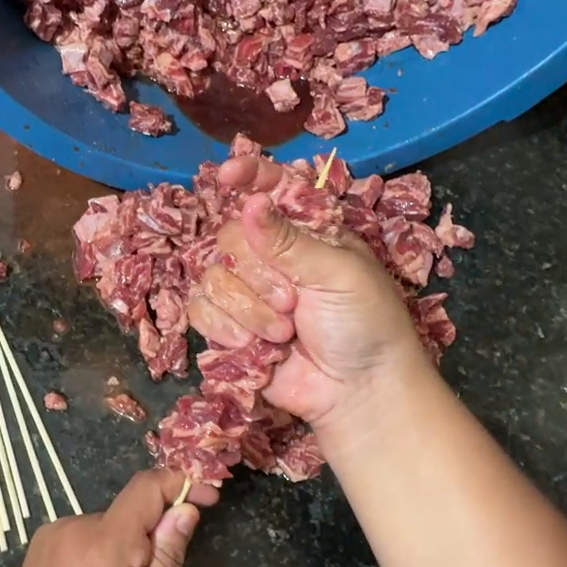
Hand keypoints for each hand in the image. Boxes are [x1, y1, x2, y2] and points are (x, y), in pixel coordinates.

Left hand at [0, 469, 219, 566]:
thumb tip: (185, 510)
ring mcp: (51, 535)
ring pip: (106, 527)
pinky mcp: (38, 549)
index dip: (181, 483)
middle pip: (127, 511)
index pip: (147, 486)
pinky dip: (98, 555)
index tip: (208, 498)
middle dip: (151, 537)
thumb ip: (168, 561)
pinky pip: (83, 538)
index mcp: (106, 543)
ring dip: (122, 550)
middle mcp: (75, 527)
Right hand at [187, 155, 434, 433]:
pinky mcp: (229, 326)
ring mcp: (247, 292)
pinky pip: (201, 311)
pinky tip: (255, 347)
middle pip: (230, 239)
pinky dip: (225, 330)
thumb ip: (289, 241)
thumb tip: (251, 203)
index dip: (249, 176)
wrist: (357, 392)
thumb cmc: (365, 325)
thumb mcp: (338, 274)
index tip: (229, 174)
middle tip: (291, 303)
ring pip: (212, 278)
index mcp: (305, 232)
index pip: (270, 190)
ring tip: (284, 333)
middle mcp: (270, 256)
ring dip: (246, 310)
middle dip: (257, 276)